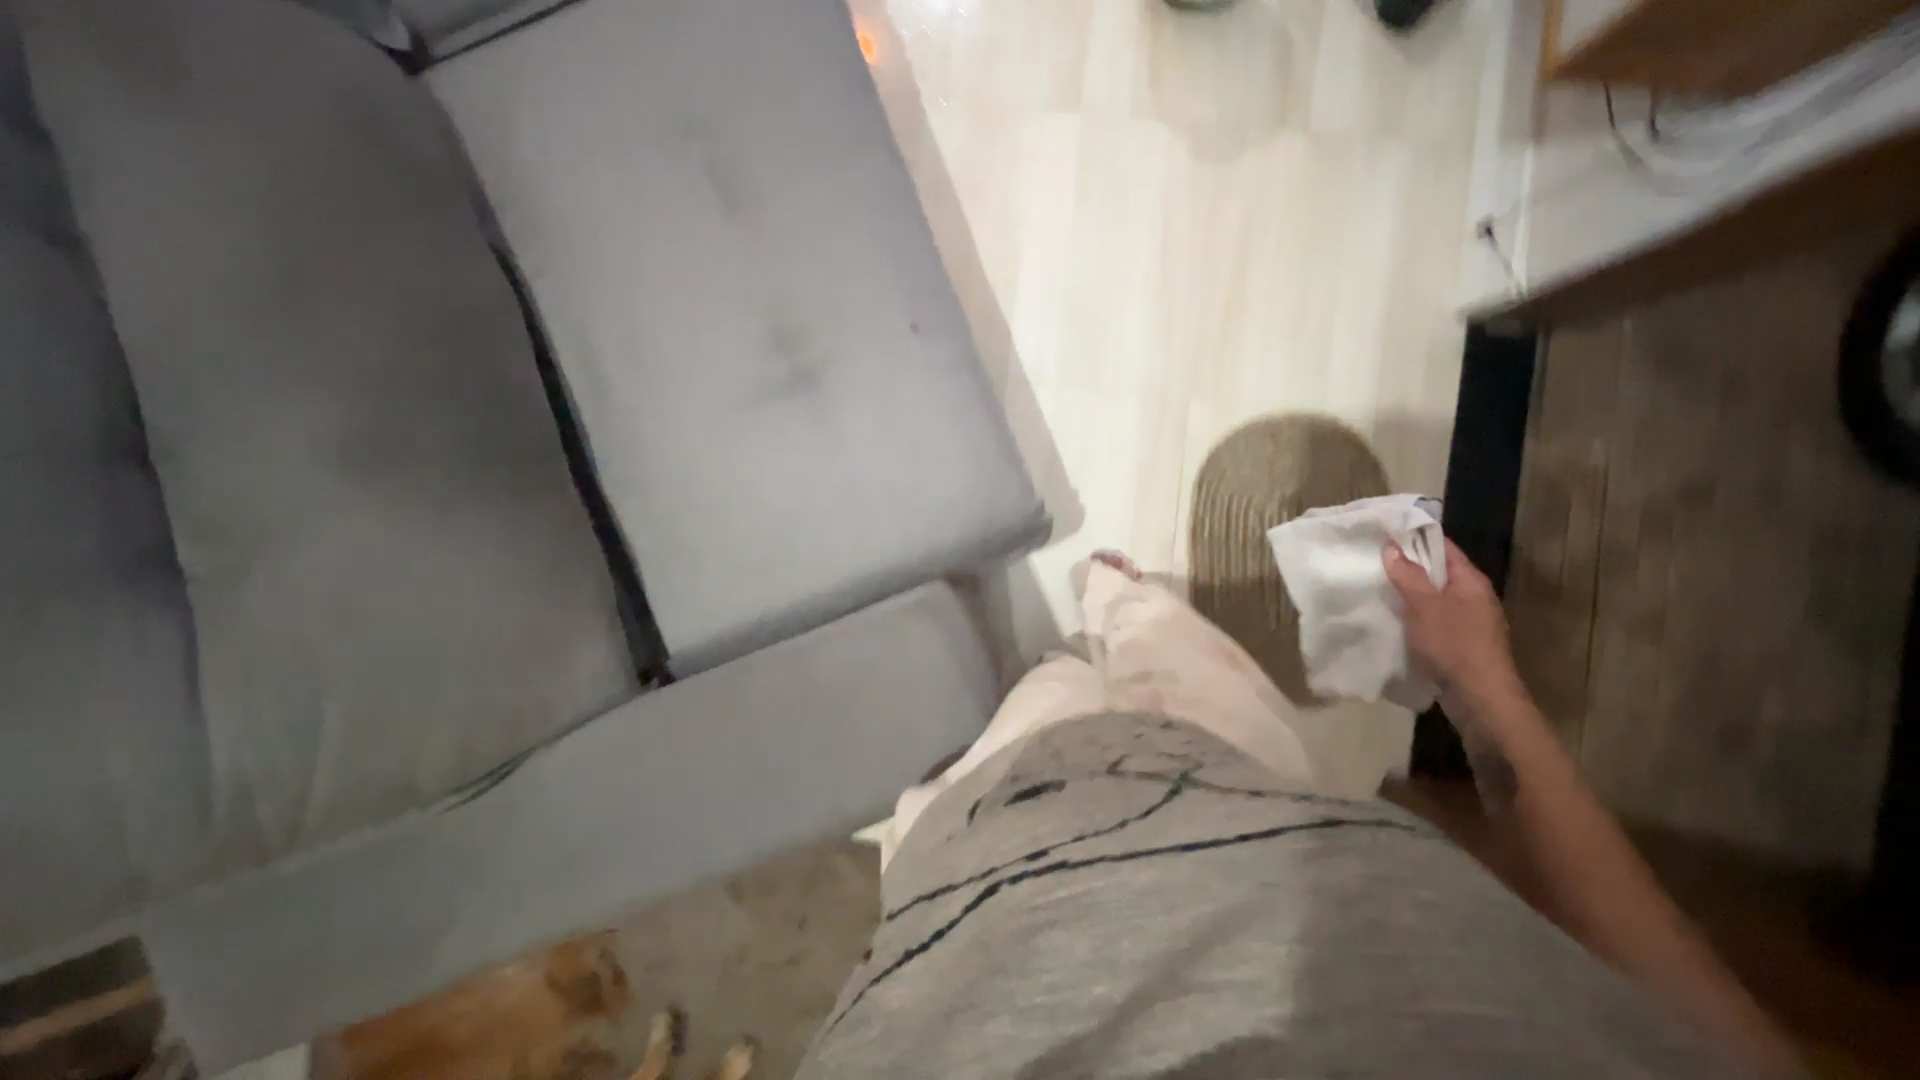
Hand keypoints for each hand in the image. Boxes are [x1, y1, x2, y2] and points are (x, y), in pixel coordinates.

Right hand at [1383, 539, 1522, 711]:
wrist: (1480, 697)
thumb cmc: (1453, 644)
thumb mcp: (1424, 606)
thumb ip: (1408, 576)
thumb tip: (1391, 547)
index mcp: (1471, 581)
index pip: (1444, 547)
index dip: (1416, 537)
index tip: (1385, 534)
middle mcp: (1475, 597)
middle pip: (1439, 573)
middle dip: (1409, 567)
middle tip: (1373, 561)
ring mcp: (1470, 623)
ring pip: (1435, 599)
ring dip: (1410, 595)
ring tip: (1378, 589)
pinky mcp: (1462, 645)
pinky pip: (1435, 621)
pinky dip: (1416, 618)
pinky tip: (1394, 622)